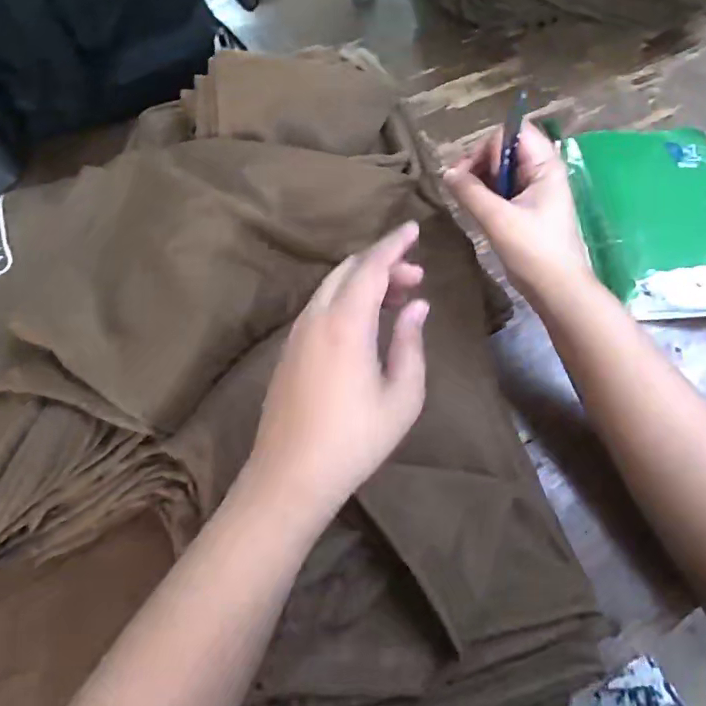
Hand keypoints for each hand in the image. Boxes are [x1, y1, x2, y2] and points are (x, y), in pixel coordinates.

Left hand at [242, 222, 429, 520]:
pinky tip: (367, 323)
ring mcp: (297, 333)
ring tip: (398, 300)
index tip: (413, 228)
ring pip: (332, 286)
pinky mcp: (289, 350)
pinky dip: (347, 299)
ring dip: (364, 281)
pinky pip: (321, 306)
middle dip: (383, 263)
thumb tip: (416, 307)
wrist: (289, 477)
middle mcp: (316, 317)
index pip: (371, 266)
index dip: (393, 244)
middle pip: (349, 270)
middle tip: (416, 279)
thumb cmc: (355, 440)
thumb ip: (411, 343)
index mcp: (345, 323)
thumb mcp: (402, 396)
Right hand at [443, 122, 593, 300]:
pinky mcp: (532, 210)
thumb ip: (469, 191)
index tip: (469, 175)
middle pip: (506, 150)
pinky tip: (478, 212)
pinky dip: (490, 196)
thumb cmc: (533, 251)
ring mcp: (539, 191)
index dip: (486, 148)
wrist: (560, 291)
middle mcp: (544, 172)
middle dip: (480, 164)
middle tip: (461, 189)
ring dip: (482, 181)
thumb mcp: (497, 219)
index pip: (512, 133)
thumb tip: (447, 173)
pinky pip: (506, 190)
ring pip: (504, 171)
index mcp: (545, 166)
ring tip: (467, 202)